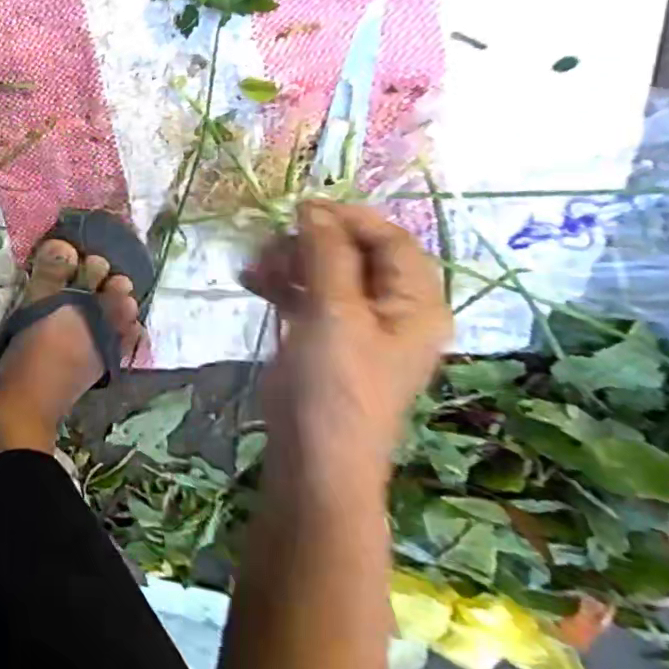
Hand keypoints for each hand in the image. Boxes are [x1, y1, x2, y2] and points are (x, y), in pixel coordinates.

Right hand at [242, 201, 451, 492]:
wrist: (313, 461)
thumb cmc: (335, 385)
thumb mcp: (335, 312)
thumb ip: (327, 253)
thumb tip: (313, 206)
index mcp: (416, 302)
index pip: (390, 239)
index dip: (349, 218)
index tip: (301, 209)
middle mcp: (393, 309)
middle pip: (356, 251)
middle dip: (312, 241)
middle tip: (273, 242)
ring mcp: (357, 324)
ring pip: (327, 270)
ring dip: (291, 260)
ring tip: (257, 266)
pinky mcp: (325, 337)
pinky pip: (307, 294)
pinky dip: (282, 283)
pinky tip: (252, 281)